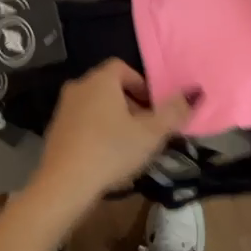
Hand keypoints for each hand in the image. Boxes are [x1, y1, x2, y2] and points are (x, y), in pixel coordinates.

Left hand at [32, 59, 192, 202]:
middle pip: (110, 86)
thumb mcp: (150, 134)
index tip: (154, 109)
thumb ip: (174, 112)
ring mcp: (64, 108)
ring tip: (130, 146)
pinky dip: (97, 131)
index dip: (142, 84)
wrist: (64, 183)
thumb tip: (194, 92)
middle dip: (131, 104)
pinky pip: (83, 121)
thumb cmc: (111, 151)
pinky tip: (107, 156)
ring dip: (115, 119)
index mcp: (100, 80)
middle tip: (147, 130)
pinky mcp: (56, 129)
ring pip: (96, 105)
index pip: (123, 67)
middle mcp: (79, 86)